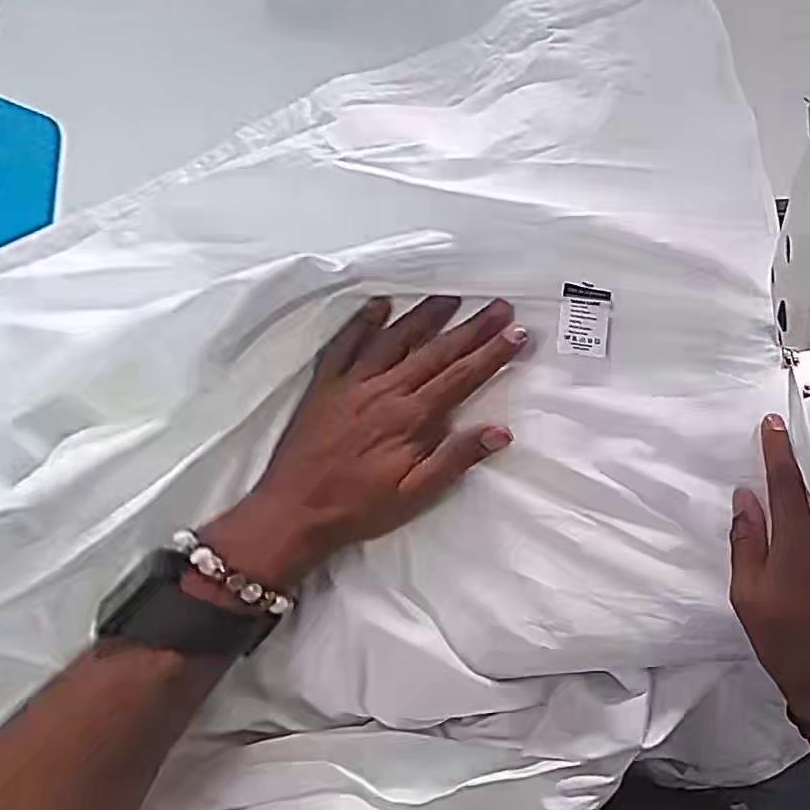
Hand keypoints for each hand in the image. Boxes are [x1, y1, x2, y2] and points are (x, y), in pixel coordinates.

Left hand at [200, 295, 526, 590]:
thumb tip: (501, 432)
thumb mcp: (416, 494)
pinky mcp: (325, 386)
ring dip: (425, 316)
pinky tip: (379, 305)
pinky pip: (344, 345)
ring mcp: (351, 384)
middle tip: (500, 306)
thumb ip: (457, 459)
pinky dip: (361, 322)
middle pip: (436, 352)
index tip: (518, 334)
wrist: (292, 512)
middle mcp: (384, 391)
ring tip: (451, 297)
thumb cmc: (360, 508)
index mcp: (410, 418)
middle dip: (473, 328)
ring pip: (395, 340)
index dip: (493, 354)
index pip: (462, 377)